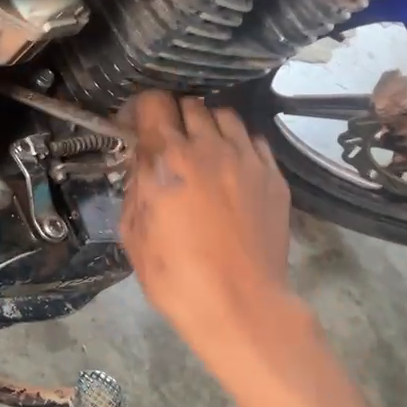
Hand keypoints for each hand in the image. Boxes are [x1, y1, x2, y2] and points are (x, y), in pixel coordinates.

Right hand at [118, 91, 295, 367]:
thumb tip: (141, 169)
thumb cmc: (174, 276)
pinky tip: (227, 169)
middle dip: (172, 118)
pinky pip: (253, 141)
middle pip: (191, 104)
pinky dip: (236, 145)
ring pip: (225, 117)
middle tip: (163, 145)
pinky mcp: (274, 176)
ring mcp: (248, 159)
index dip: (138, 110)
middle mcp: (211, 147)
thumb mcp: (133, 234)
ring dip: (206, 126)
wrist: (238, 303)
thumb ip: (134, 190)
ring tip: (198, 152)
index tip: (132, 128)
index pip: (153, 103)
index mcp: (168, 160)